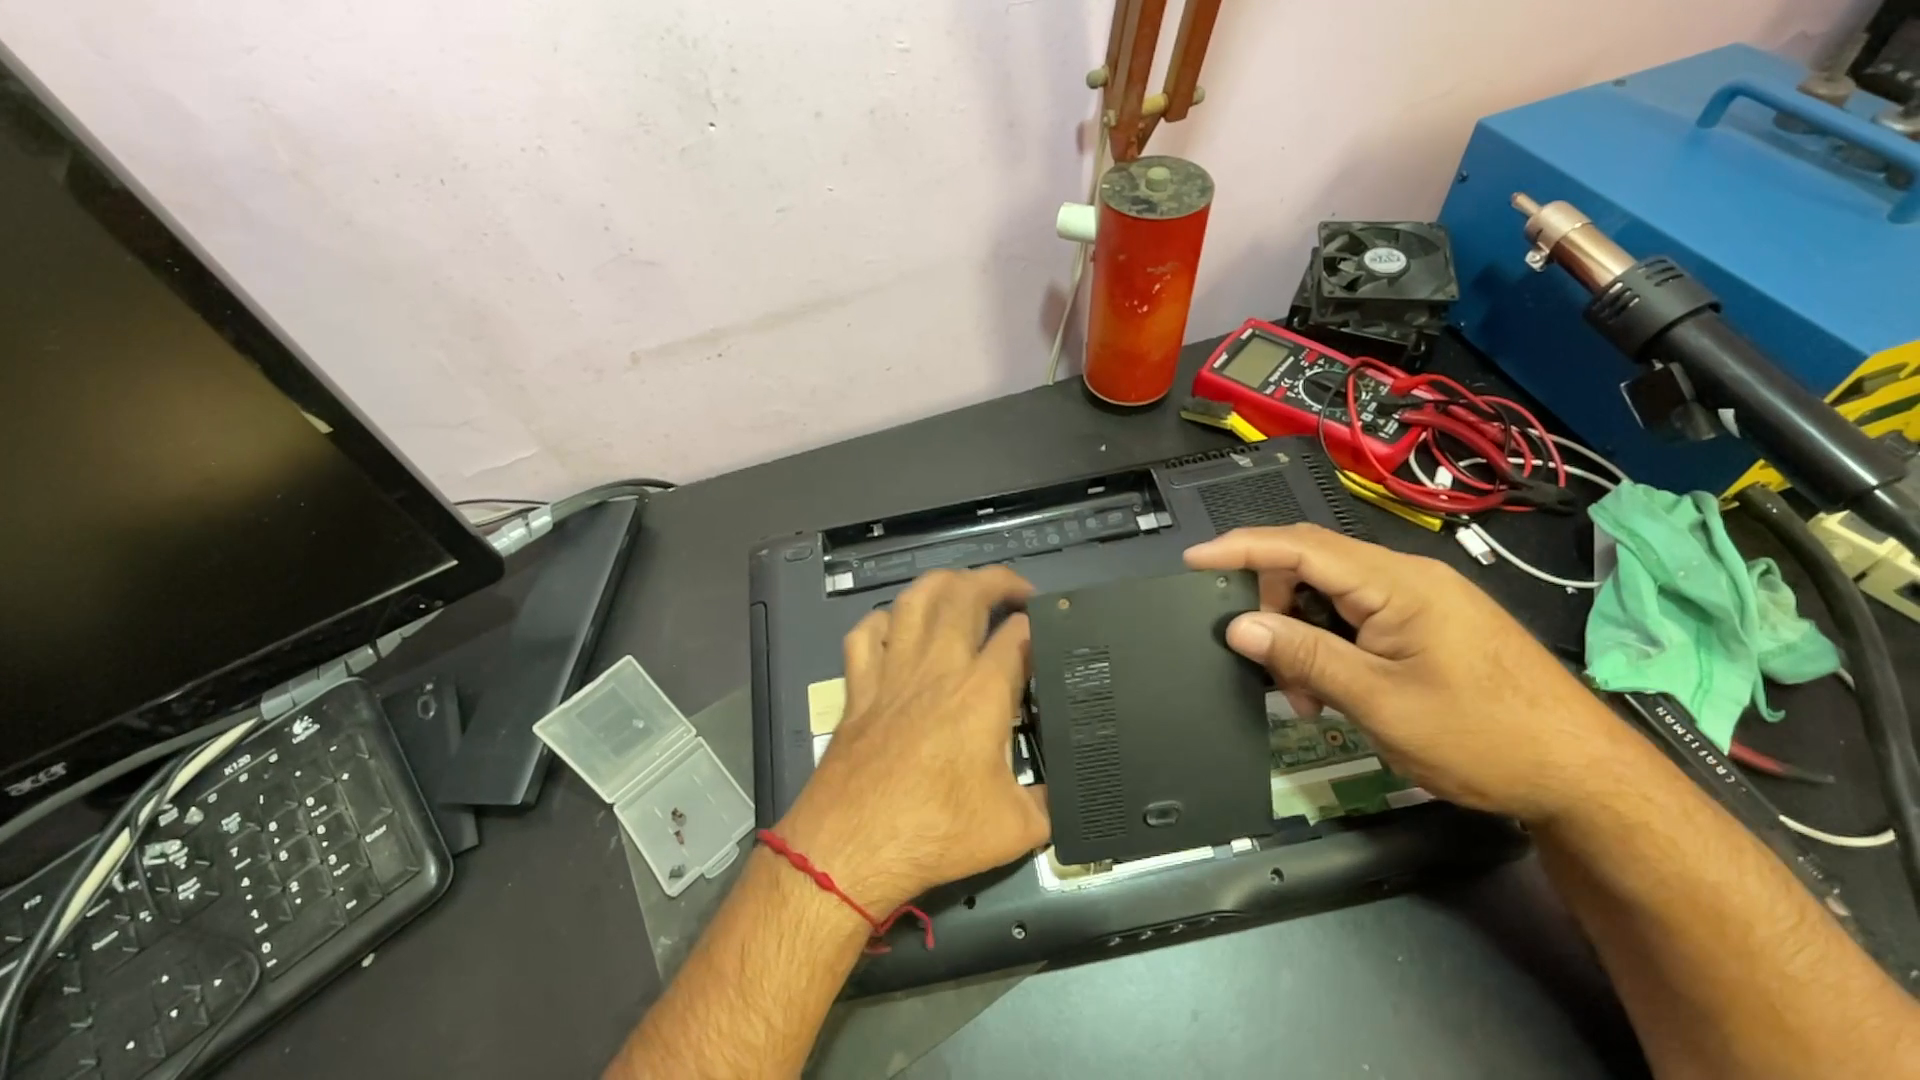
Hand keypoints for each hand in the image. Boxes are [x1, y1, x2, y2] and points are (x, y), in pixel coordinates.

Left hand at [775, 566, 1049, 912]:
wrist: (852, 849)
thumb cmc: (937, 834)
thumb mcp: (1017, 829)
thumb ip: (1051, 803)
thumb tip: (1067, 795)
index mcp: (981, 693)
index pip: (1019, 634)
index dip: (1041, 624)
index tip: (1051, 633)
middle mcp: (936, 668)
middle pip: (964, 594)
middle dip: (996, 580)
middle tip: (1016, 591)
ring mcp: (891, 674)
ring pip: (913, 601)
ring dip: (943, 584)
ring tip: (964, 589)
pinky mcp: (857, 690)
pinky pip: (865, 635)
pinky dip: (883, 620)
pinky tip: (898, 627)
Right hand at [1184, 525, 1641, 823]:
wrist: (1582, 774)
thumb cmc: (1481, 737)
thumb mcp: (1379, 702)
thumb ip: (1305, 656)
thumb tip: (1240, 625)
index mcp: (1398, 584)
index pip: (1301, 547)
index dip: (1241, 548)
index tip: (1193, 561)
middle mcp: (1409, 578)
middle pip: (1313, 568)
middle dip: (1275, 611)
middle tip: (1272, 675)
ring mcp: (1424, 600)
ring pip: (1334, 597)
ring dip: (1305, 638)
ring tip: (1309, 699)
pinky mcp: (1432, 624)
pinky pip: (1361, 618)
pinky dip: (1334, 647)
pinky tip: (1337, 691)